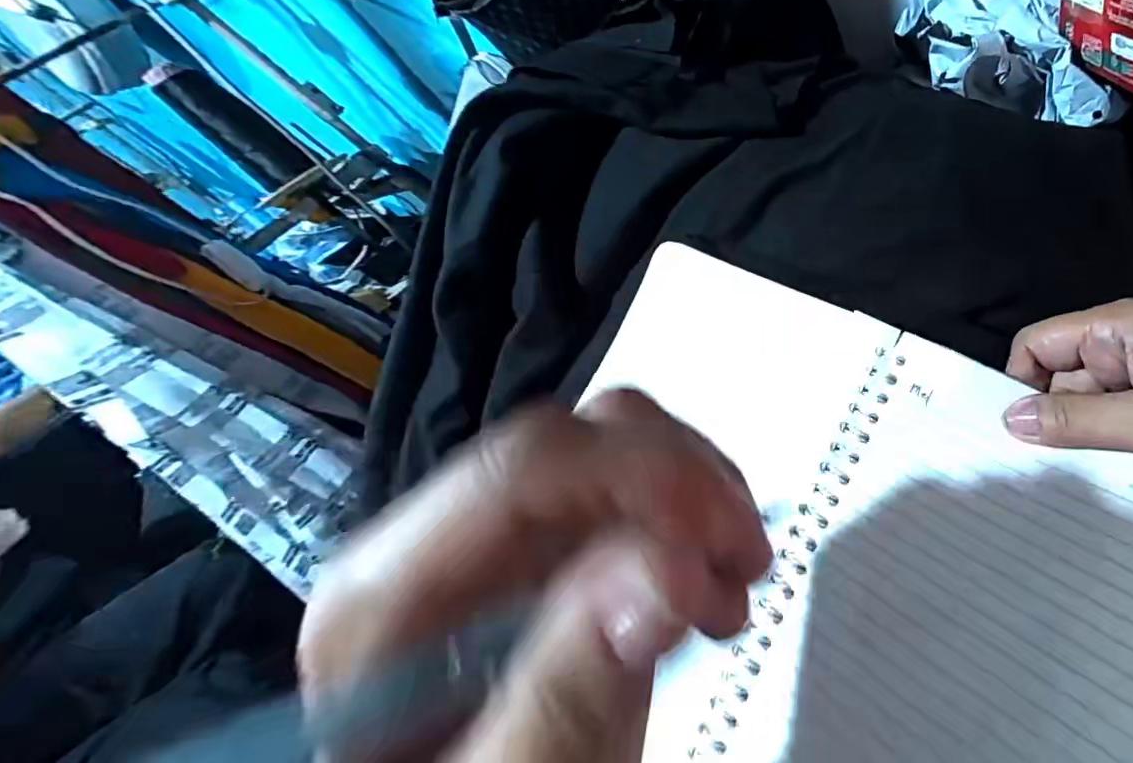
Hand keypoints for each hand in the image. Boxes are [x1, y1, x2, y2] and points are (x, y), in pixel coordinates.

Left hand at [299, 390, 771, 761]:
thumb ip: (568, 693)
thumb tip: (669, 572)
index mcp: (389, 595)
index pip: (525, 467)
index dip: (642, 474)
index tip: (720, 536)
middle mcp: (450, 538)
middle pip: (585, 438)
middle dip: (685, 485)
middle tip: (743, 561)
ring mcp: (514, 533)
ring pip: (629, 442)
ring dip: (704, 499)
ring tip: (733, 586)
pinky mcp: (567, 542)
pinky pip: (650, 482)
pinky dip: (703, 516)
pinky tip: (717, 582)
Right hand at [1002, 299, 1132, 515]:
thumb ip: (1080, 419)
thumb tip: (1008, 417)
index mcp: (1124, 327)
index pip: (1039, 342)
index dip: (1019, 383)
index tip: (1011, 440)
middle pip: (1065, 372)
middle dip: (1054, 417)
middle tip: (1046, 478)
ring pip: (1098, 400)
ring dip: (1089, 436)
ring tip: (1088, 483)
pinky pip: (1131, 418)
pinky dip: (1120, 444)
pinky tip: (1125, 477)